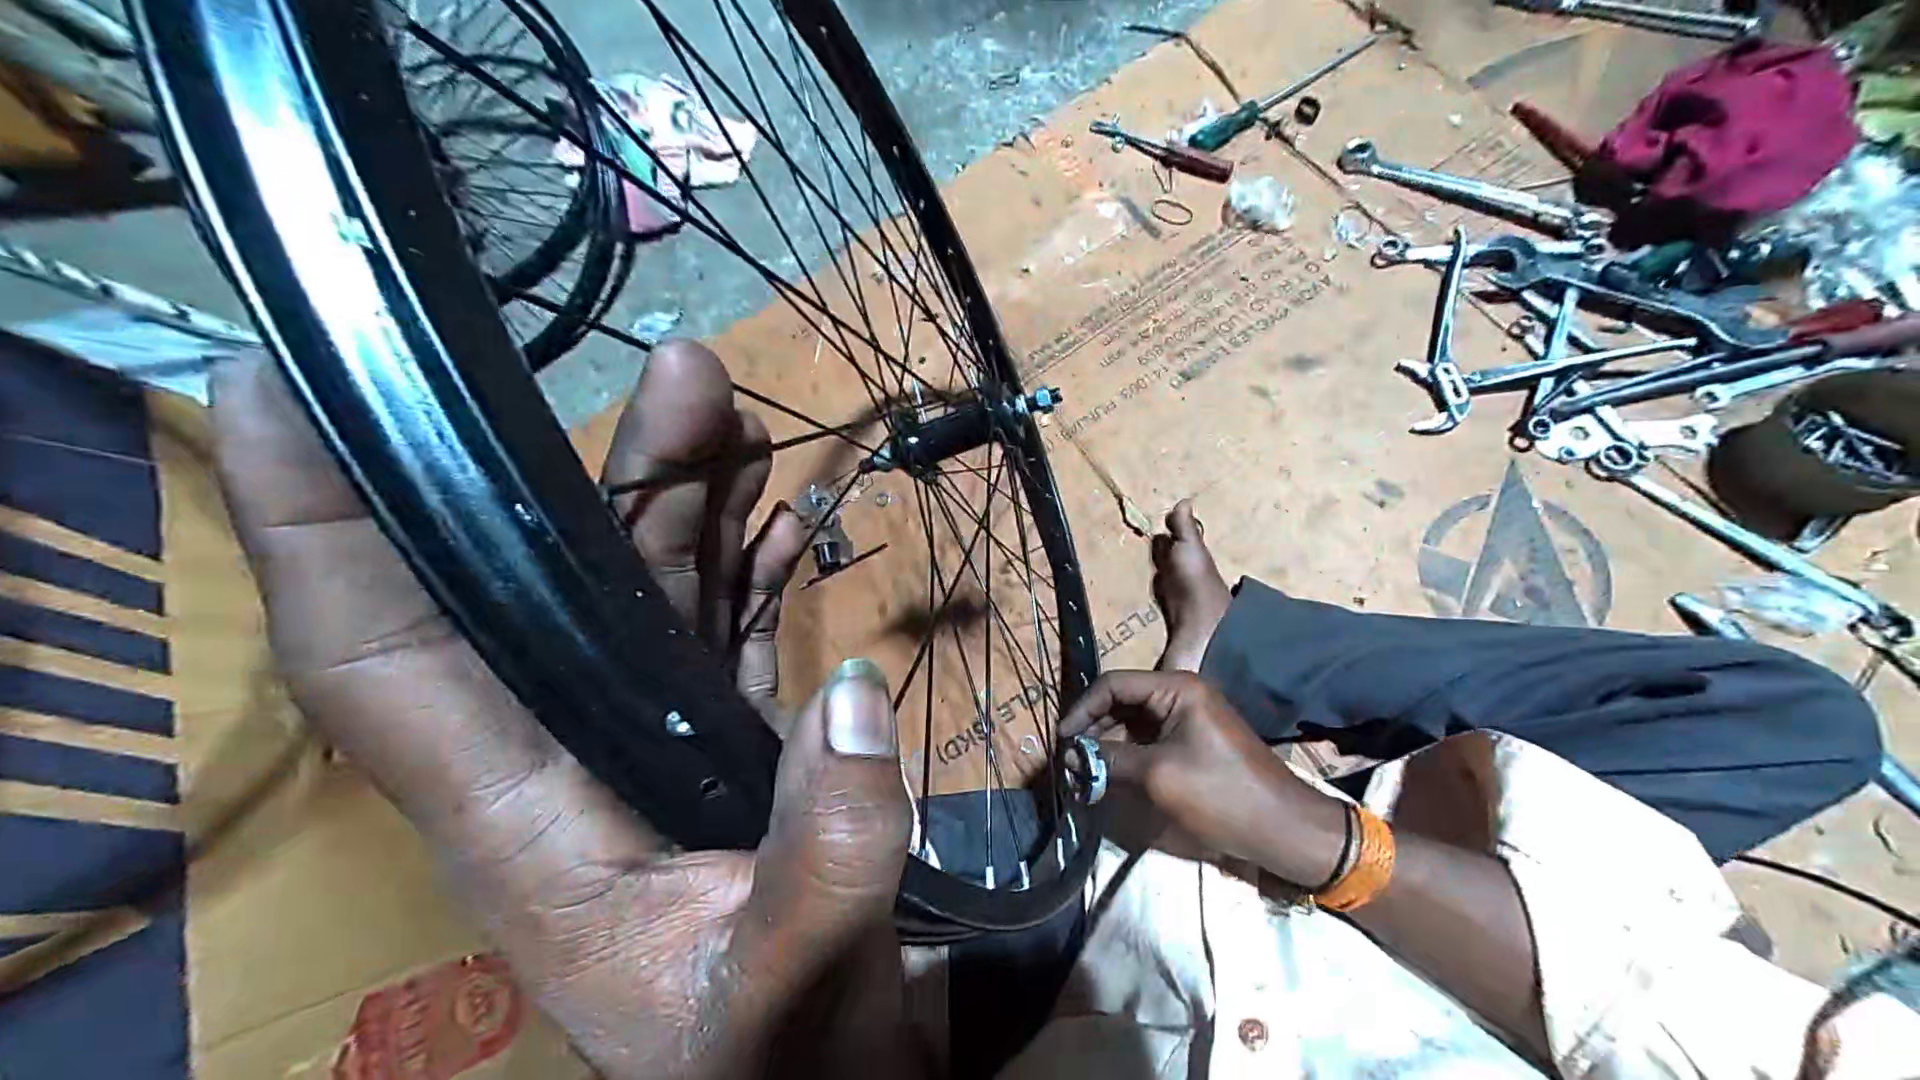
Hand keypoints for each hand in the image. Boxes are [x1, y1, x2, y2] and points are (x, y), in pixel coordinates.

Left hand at [213, 341, 919, 1078]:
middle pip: (564, 582)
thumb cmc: (777, 1079)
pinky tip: (786, 514)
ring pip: (654, 587)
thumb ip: (826, 858)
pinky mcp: (723, 738)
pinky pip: (726, 623)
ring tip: (740, 419)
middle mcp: (575, 760)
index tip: (306, 381)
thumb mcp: (794, 994)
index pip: (388, 659)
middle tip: (689, 375)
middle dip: (613, 468)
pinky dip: (753, 563)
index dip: (323, 524)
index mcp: (534, 827)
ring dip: (696, 498)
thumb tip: (852, 699)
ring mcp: (655, 742)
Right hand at [1062, 670, 1345, 886]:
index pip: (1113, 684)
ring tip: (1084, 771)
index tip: (1062, 739)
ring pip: (1132, 723)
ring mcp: (1188, 719)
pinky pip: (1148, 740)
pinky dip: (1126, 755)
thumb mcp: (1158, 775)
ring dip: (1107, 744)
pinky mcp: (1192, 743)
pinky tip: (1110, 776)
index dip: (1082, 708)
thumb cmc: (1221, 794)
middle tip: (1070, 758)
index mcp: (1176, 688)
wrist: (1284, 830)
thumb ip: (1110, 760)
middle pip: (1121, 701)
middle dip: (1092, 728)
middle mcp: (1181, 695)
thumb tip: (1071, 758)